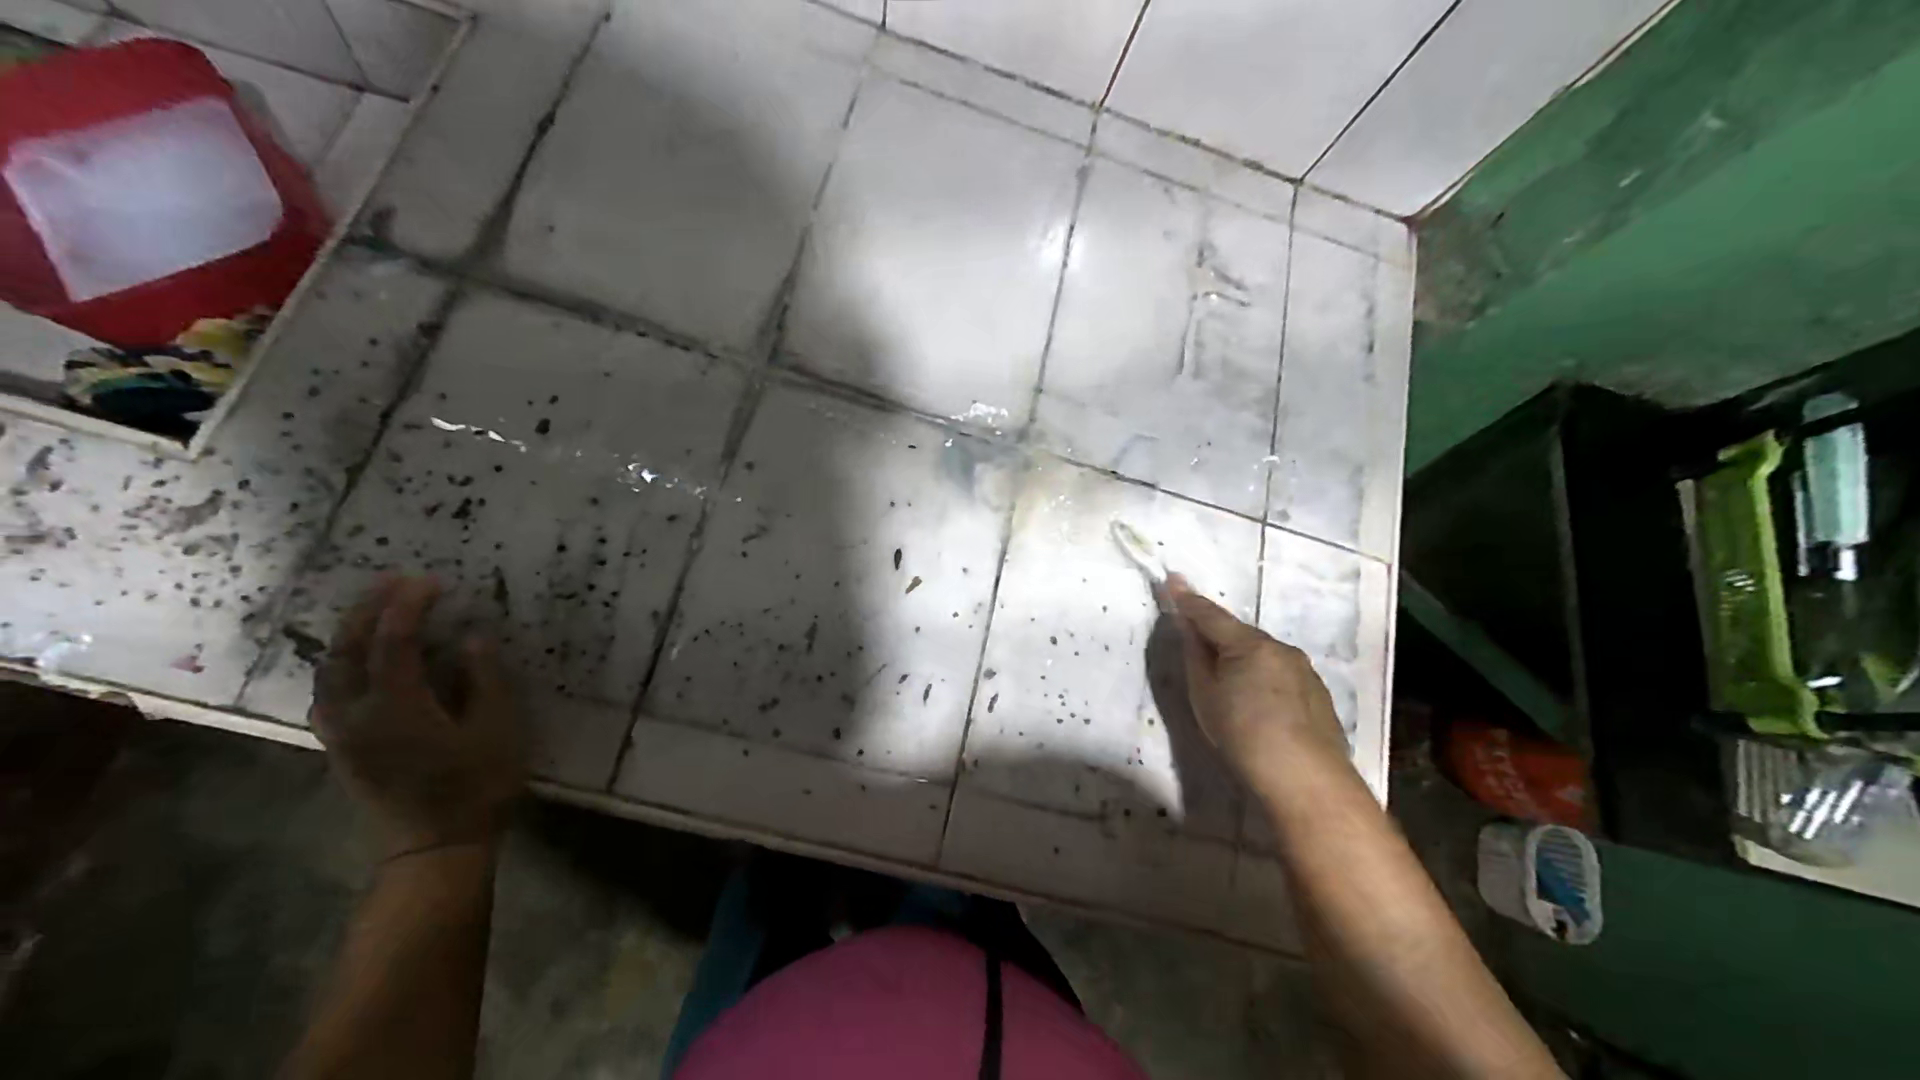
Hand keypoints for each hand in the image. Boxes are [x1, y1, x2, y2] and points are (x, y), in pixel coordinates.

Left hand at [310, 577, 523, 858]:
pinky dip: (341, 663)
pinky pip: (327, 693)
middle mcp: (355, 714)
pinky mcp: (341, 748)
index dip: (409, 606)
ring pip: (328, 671)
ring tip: (375, 611)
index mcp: (396, 707)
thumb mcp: (497, 729)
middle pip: (347, 650)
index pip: (393, 641)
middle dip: (369, 610)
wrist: (436, 846)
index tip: (430, 581)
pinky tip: (359, 661)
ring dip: (349, 634)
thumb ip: (484, 679)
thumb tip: (471, 639)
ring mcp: (341, 733)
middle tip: (395, 581)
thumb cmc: (477, 786)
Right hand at [1165, 574, 1349, 786]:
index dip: (1187, 600)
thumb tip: (1190, 628)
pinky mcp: (1318, 694)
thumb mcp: (1205, 695)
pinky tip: (1260, 707)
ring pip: (1263, 656)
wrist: (1306, 779)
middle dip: (1218, 637)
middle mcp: (1280, 648)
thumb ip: (1196, 656)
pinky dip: (1264, 680)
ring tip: (1230, 690)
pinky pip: (1281, 675)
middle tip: (1198, 652)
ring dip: (1243, 661)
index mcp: (1249, 644)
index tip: (1172, 580)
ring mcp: (1304, 670)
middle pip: (1239, 635)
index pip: (1210, 615)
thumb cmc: (1243, 734)